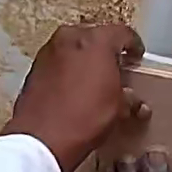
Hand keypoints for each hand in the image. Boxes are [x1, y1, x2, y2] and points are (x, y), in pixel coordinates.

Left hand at [1, 24, 147, 171]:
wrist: (43, 138)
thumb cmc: (84, 118)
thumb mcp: (118, 109)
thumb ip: (128, 96)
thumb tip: (131, 99)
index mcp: (96, 41)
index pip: (123, 33)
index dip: (134, 45)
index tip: (136, 56)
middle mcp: (70, 38)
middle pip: (95, 37)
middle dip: (107, 51)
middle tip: (116, 67)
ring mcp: (49, 51)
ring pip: (75, 47)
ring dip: (85, 59)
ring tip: (94, 79)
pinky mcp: (35, 67)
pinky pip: (59, 61)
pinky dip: (69, 69)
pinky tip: (74, 87)